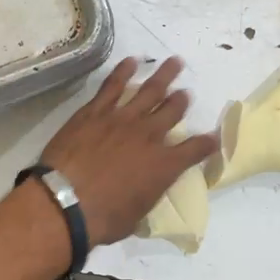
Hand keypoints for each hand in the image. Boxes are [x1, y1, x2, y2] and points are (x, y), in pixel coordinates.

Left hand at [39, 57, 217, 245]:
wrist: (66, 201)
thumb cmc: (103, 218)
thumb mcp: (137, 215)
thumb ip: (146, 196)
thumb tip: (144, 191)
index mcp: (164, 166)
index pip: (195, 150)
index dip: (207, 143)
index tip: (213, 137)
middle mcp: (149, 136)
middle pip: (172, 111)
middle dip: (182, 101)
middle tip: (187, 92)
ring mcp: (122, 119)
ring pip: (149, 90)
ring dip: (164, 75)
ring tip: (175, 62)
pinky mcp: (96, 111)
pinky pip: (113, 85)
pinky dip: (124, 71)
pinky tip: (132, 60)